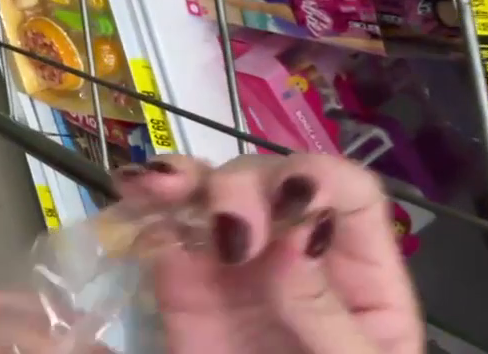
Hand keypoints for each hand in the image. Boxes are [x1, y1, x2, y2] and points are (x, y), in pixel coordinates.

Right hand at [120, 154, 422, 353]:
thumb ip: (328, 314)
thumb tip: (291, 234)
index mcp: (356, 273)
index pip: (343, 192)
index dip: (315, 180)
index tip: (286, 206)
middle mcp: (290, 248)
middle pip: (263, 175)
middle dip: (238, 187)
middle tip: (227, 232)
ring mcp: (228, 256)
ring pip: (204, 182)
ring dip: (179, 173)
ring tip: (156, 189)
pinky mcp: (176, 272)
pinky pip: (156, 218)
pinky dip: (140, 195)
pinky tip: (131, 193)